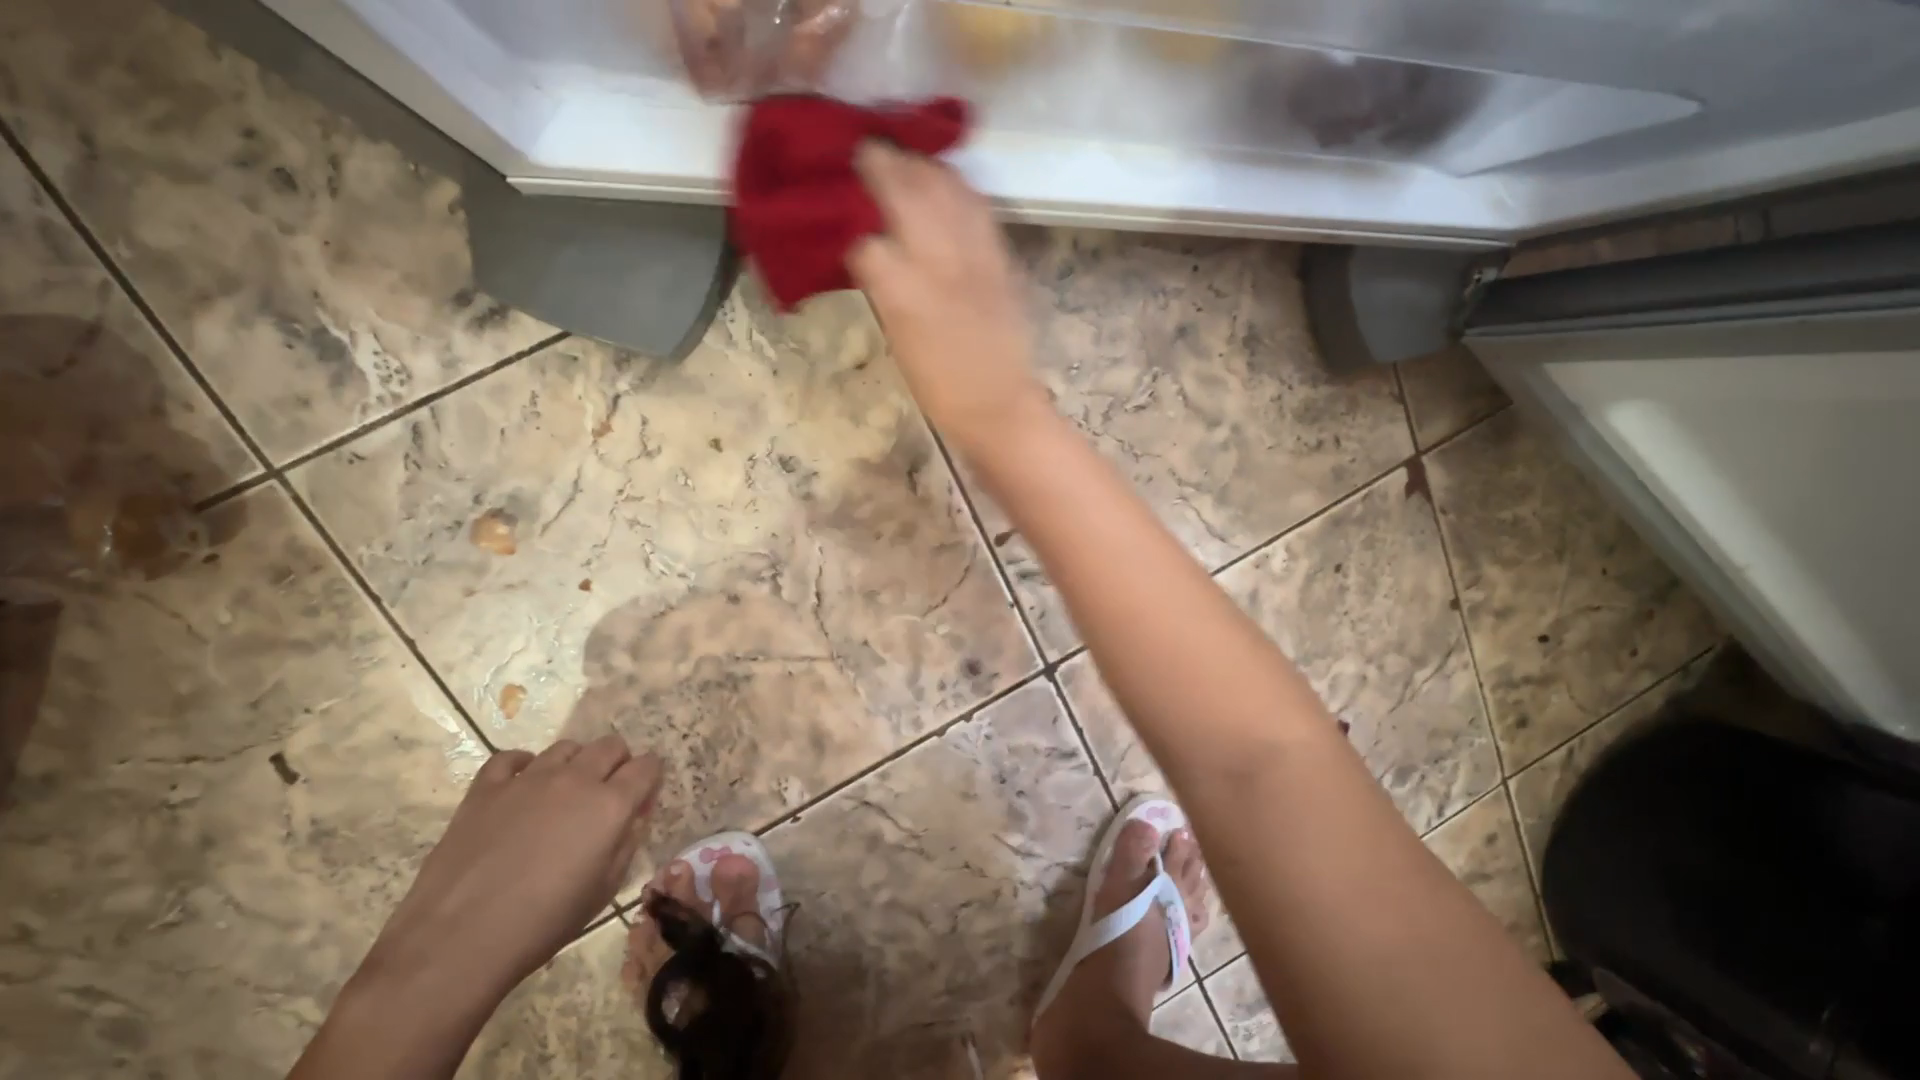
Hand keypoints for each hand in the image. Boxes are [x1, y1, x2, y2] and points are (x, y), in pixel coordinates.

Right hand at [849, 141, 1051, 453]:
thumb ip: (882, 283)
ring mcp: (976, 256)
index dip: (847, 207)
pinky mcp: (1002, 258)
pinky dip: (956, 185)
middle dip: (882, 164)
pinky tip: (944, 182)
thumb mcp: (897, 338)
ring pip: (946, 189)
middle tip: (862, 148)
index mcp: (904, 292)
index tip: (831, 189)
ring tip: (902, 156)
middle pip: (908, 193)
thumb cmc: (940, 385)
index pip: (866, 233)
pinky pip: (977, 206)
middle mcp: (940, 263)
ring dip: (921, 166)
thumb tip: (865, 244)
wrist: (1000, 404)